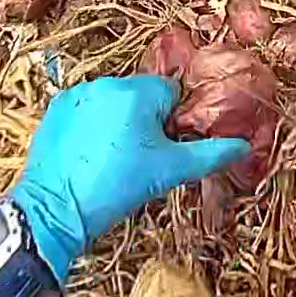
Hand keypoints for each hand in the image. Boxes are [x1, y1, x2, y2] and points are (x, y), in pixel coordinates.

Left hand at [9, 76, 248, 281]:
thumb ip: (209, 154)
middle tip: (137, 156)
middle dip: (145, 120)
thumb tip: (244, 147)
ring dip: (119, 120)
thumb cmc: (116, 188)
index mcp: (139, 92)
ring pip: (116, 100)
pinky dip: (92, 123)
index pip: (171, 93)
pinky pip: (88, 106)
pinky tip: (88, 151)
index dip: (170, 122)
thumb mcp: (168, 172)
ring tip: (110, 156)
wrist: (51, 213)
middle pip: (143, 95)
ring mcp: (79, 93)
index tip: (159, 149)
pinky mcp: (57, 107)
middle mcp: (109, 83)